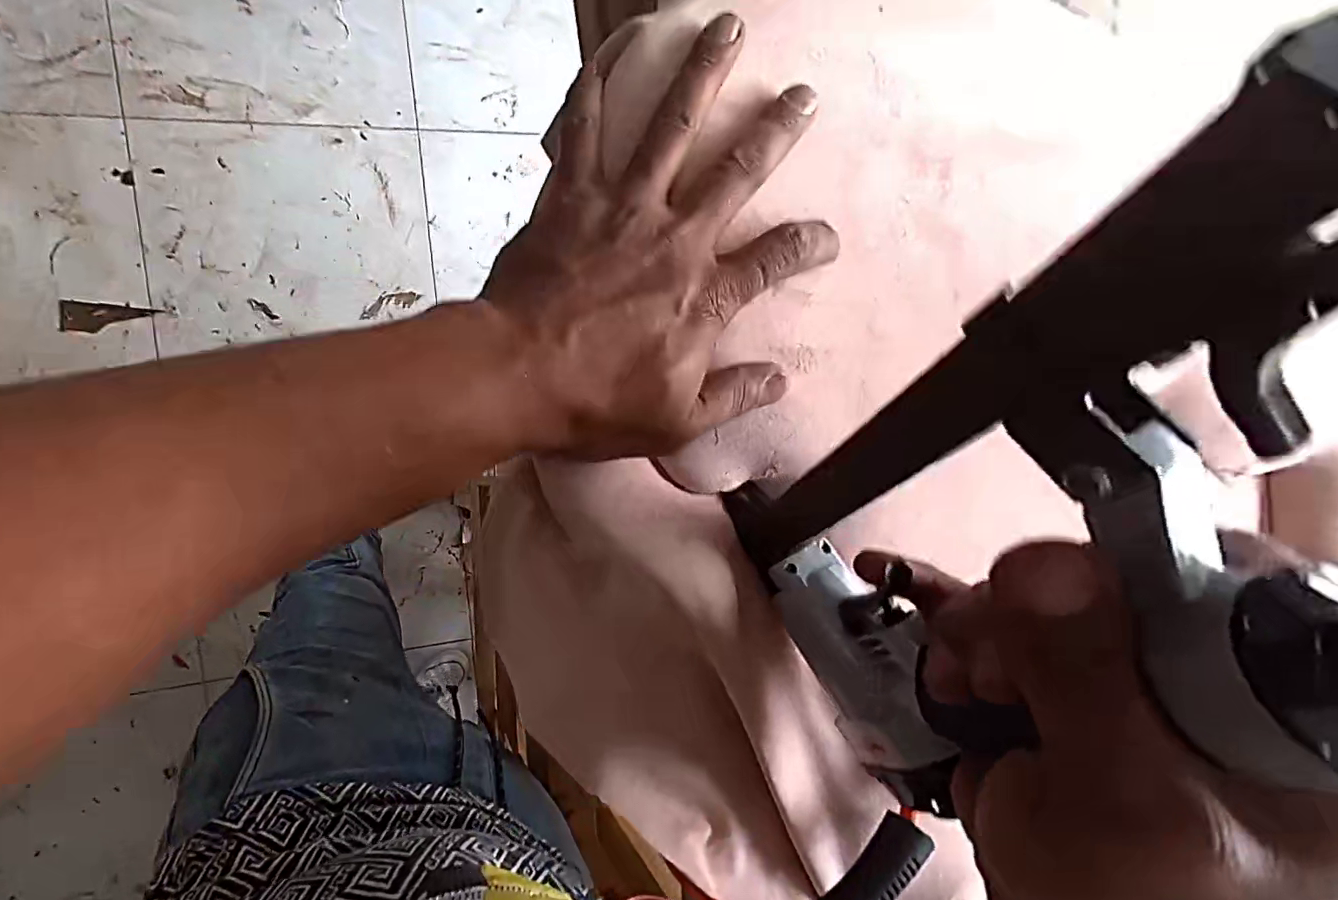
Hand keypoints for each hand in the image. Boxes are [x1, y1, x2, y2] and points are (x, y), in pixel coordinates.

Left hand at [478, 12, 838, 459]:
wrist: (513, 378)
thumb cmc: (590, 406)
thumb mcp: (672, 423)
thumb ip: (730, 398)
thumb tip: (777, 382)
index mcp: (702, 296)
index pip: (774, 260)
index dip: (806, 246)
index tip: (825, 240)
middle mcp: (672, 240)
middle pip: (737, 170)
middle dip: (776, 130)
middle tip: (802, 97)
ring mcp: (620, 213)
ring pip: (671, 126)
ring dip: (703, 73)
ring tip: (726, 29)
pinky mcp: (568, 203)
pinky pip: (583, 134)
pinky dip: (593, 92)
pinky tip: (605, 58)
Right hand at [856, 543, 1337, 899]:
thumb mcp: (1119, 807)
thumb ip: (1087, 686)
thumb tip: (1037, 564)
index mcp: (1320, 711)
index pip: (1238, 582)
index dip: (1126, 588)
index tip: (1044, 642)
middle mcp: (1247, 671)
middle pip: (1125, 574)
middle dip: (1028, 618)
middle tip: (993, 681)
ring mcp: (1156, 665)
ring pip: (1052, 589)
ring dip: (981, 630)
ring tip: (965, 690)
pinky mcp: (1085, 666)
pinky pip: (1016, 612)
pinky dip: (964, 624)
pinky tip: (945, 654)